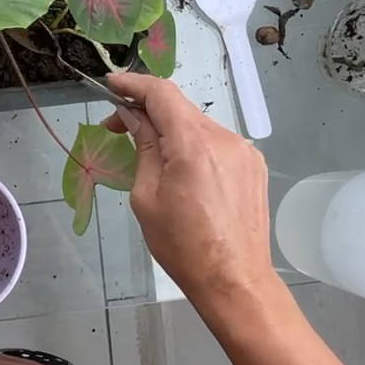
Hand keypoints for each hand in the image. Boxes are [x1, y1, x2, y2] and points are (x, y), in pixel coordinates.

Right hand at [102, 72, 278, 304]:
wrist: (233, 279)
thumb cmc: (181, 245)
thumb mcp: (146, 196)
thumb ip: (144, 147)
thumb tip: (133, 117)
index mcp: (194, 144)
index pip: (162, 94)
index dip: (133, 84)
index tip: (111, 84)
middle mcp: (225, 138)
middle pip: (180, 107)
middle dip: (147, 110)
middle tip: (118, 127)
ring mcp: (244, 151)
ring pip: (198, 125)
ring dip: (171, 129)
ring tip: (149, 153)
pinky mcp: (253, 166)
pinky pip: (216, 143)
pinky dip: (192, 144)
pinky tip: (180, 168)